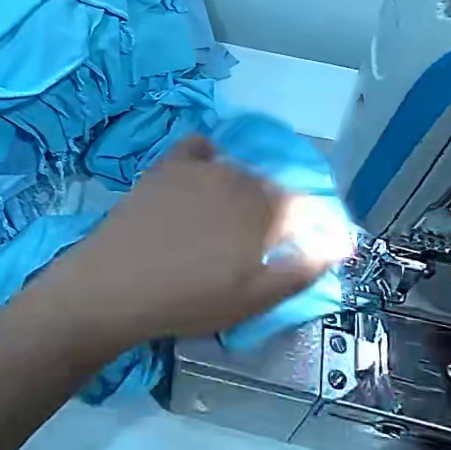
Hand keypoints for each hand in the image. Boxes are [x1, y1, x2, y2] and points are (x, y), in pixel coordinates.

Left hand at [38, 136, 335, 346]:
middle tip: (261, 246)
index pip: (309, 209)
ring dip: (248, 191)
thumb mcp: (253, 299)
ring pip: (242, 171)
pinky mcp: (169, 165)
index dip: (315, 227)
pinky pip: (201, 149)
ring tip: (229, 223)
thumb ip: (302, 269)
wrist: (112, 287)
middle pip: (276, 189)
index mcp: (268, 211)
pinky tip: (205, 177)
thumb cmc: (187, 301)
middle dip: (280, 213)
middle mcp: (242, 178)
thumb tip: (339, 245)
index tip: (310, 247)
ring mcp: (203, 167)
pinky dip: (211, 159)